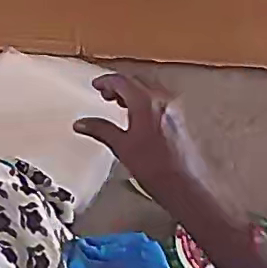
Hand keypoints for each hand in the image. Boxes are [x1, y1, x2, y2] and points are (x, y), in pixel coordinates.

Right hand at [72, 74, 222, 211]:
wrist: (184, 186)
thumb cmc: (156, 169)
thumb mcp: (122, 147)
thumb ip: (101, 130)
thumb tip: (82, 123)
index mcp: (146, 103)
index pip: (122, 81)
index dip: (106, 81)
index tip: (97, 85)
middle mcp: (163, 101)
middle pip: (137, 81)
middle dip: (119, 85)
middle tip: (105, 93)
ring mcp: (174, 109)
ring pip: (150, 89)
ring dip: (133, 91)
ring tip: (119, 103)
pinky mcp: (180, 119)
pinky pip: (160, 99)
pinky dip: (145, 100)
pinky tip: (138, 115)